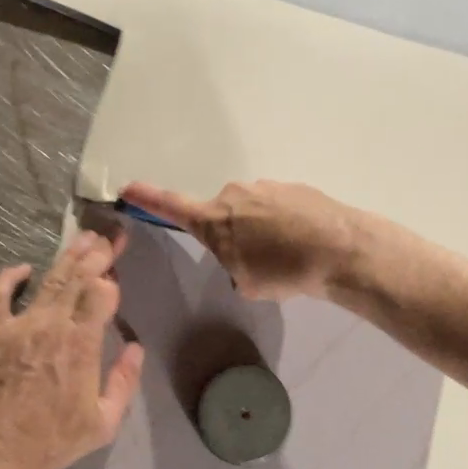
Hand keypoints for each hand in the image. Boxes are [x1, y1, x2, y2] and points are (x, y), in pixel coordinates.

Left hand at [0, 231, 145, 468]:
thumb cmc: (51, 442)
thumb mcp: (102, 423)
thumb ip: (124, 383)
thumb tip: (136, 348)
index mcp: (82, 344)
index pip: (101, 293)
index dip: (110, 275)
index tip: (118, 262)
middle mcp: (52, 326)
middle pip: (78, 278)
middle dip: (95, 253)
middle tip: (107, 234)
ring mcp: (19, 326)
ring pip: (48, 280)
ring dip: (67, 257)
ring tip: (82, 238)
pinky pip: (0, 294)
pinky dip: (11, 276)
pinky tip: (24, 267)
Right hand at [119, 180, 361, 300]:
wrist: (341, 249)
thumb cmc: (285, 271)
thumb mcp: (246, 282)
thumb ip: (232, 263)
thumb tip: (241, 254)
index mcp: (215, 219)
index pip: (171, 206)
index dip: (147, 198)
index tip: (126, 187)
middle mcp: (234, 194)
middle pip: (221, 214)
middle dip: (231, 234)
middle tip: (256, 263)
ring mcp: (266, 186)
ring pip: (252, 210)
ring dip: (261, 230)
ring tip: (288, 256)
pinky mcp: (293, 187)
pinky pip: (277, 207)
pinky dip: (284, 224)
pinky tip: (304, 243)